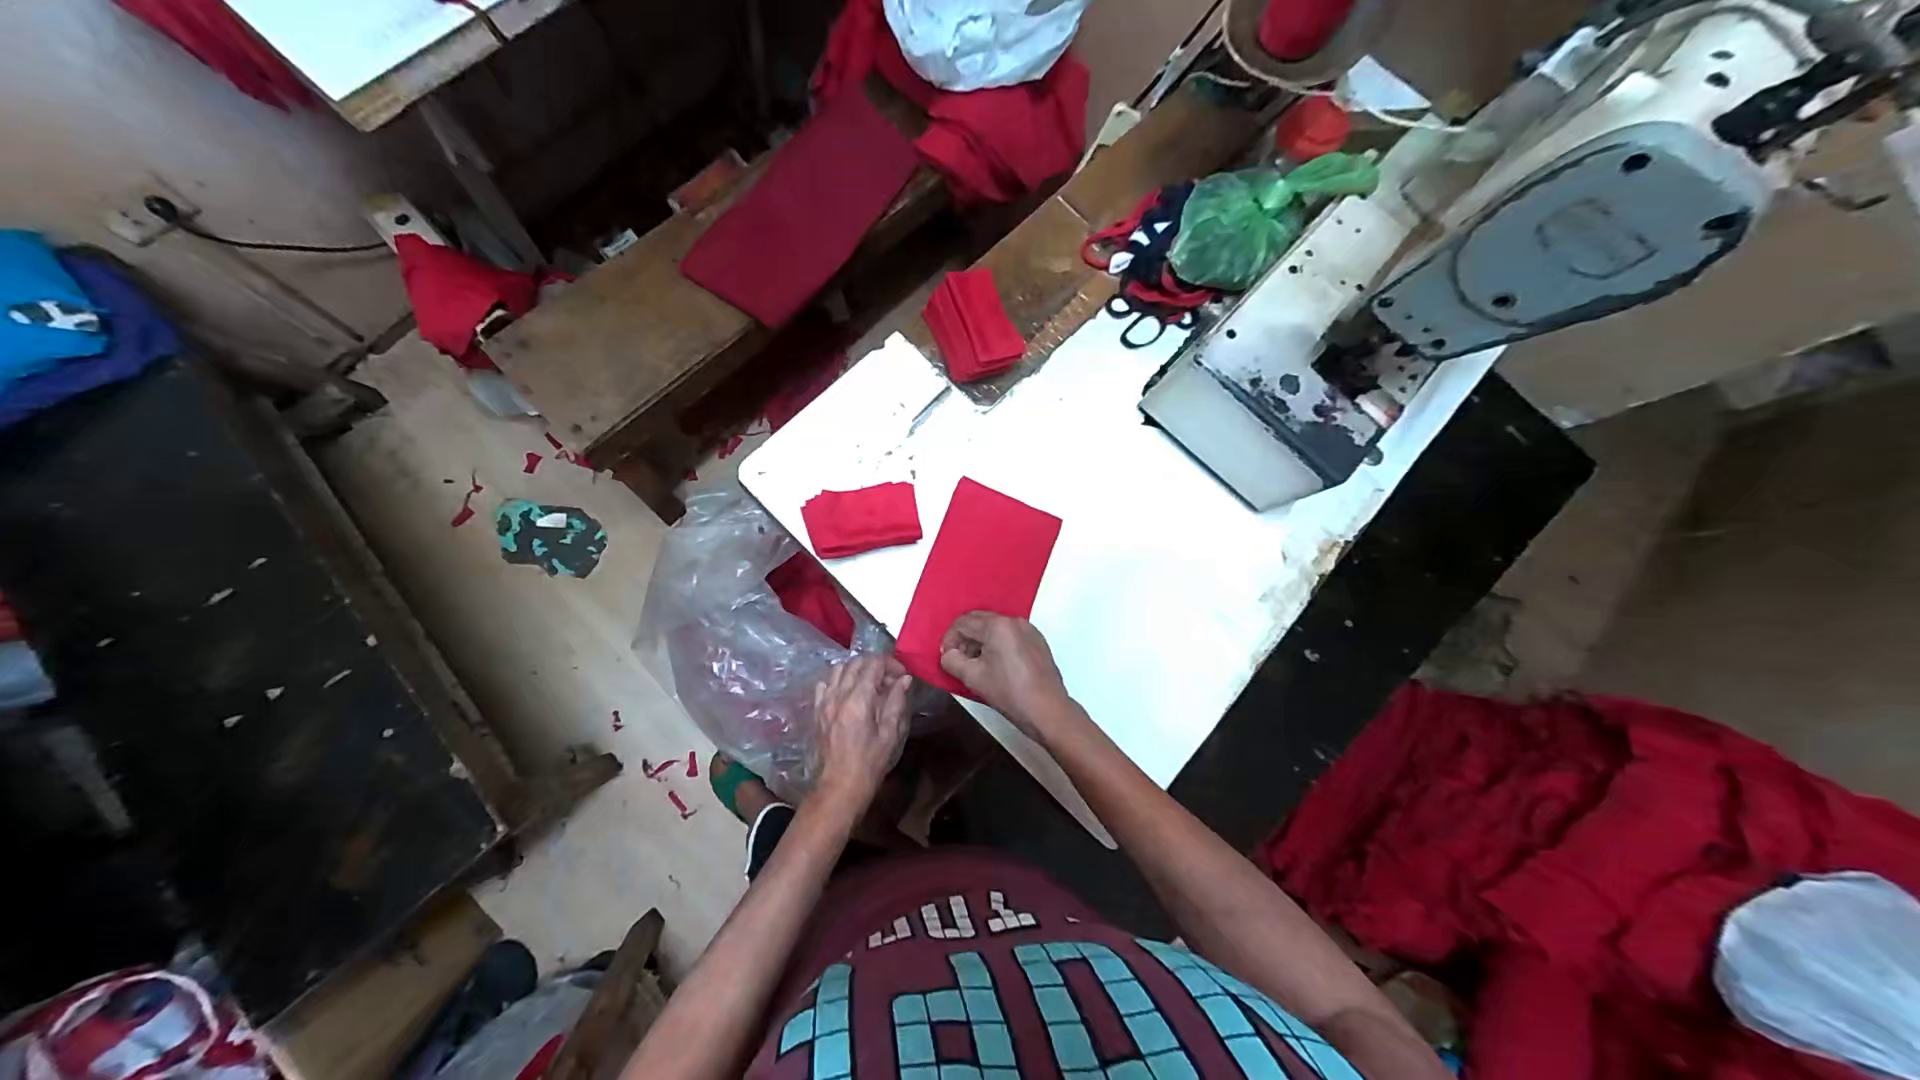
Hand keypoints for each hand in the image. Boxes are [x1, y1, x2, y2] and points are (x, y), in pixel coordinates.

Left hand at [811, 654, 911, 805]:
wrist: (840, 785)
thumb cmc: (870, 762)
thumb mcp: (890, 733)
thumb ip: (896, 701)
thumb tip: (904, 679)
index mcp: (859, 699)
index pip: (873, 665)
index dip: (890, 664)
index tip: (902, 675)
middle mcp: (839, 695)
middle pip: (856, 663)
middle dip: (875, 665)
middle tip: (890, 680)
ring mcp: (825, 701)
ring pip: (839, 669)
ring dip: (857, 670)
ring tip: (870, 684)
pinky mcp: (817, 711)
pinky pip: (825, 684)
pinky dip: (839, 681)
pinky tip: (849, 693)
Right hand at [938, 612, 1072, 736]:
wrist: (1047, 710)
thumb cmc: (1008, 692)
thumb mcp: (972, 677)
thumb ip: (952, 661)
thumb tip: (949, 655)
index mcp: (998, 625)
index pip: (963, 623)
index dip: (949, 639)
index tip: (946, 657)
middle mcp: (1014, 621)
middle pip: (980, 621)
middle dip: (965, 638)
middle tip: (958, 659)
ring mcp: (1029, 630)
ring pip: (996, 628)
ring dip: (981, 642)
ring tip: (975, 664)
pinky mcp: (1038, 641)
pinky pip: (1010, 635)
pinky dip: (998, 644)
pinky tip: (995, 665)